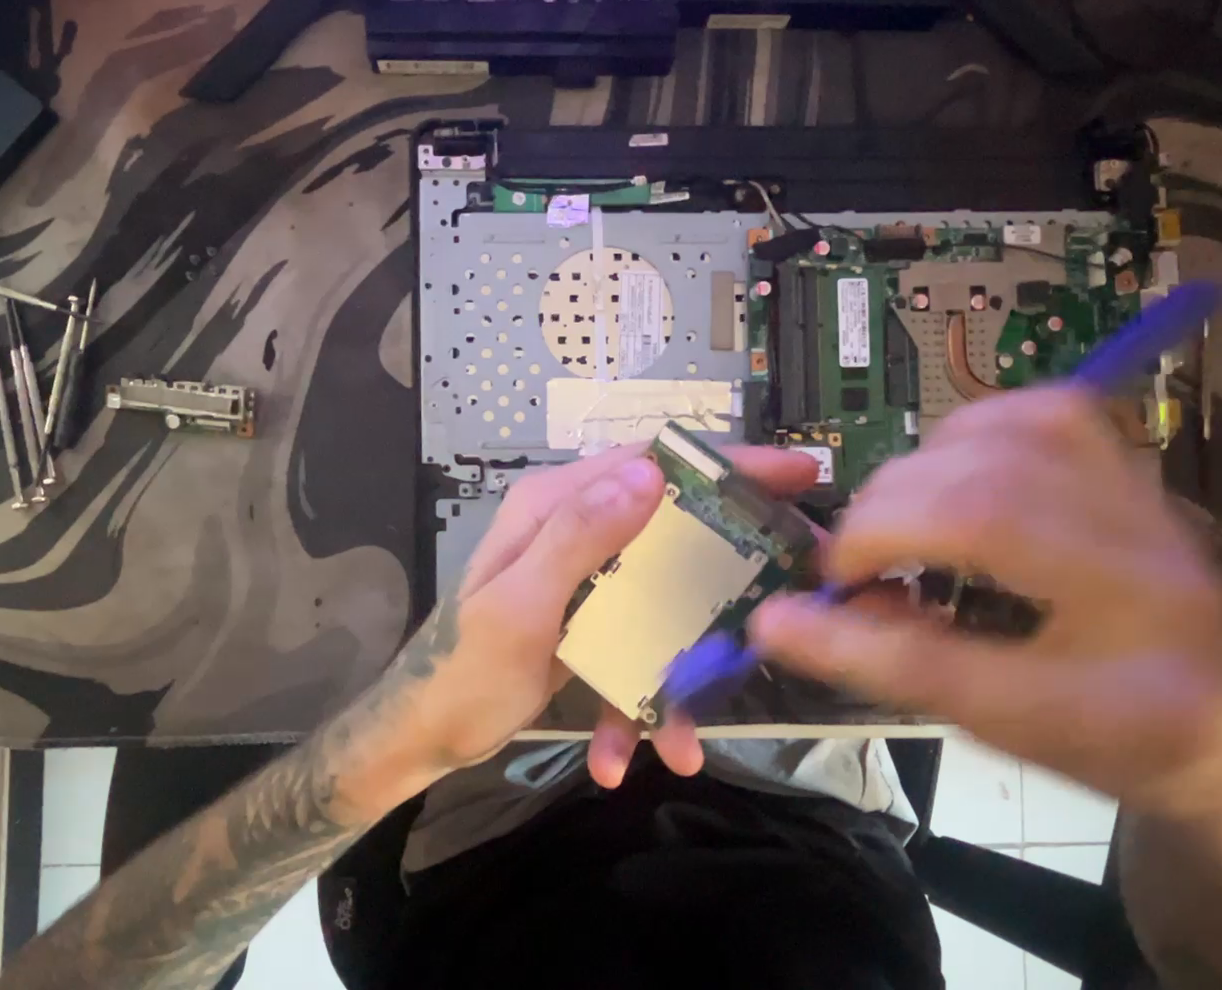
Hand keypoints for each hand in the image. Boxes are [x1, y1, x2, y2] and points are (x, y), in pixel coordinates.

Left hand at [371, 442, 821, 794]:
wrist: (424, 734)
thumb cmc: (462, 671)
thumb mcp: (518, 606)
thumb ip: (577, 537)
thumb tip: (649, 475)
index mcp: (553, 507)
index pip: (648, 464)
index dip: (722, 464)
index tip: (792, 475)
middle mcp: (574, 531)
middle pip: (670, 528)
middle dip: (731, 563)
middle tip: (797, 578)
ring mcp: (584, 580)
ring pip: (662, 598)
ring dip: (683, 662)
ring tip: (694, 730)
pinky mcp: (590, 622)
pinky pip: (635, 646)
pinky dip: (639, 701)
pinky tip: (621, 757)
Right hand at [749, 388, 1221, 830]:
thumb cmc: (1107, 742)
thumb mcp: (994, 726)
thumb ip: (885, 666)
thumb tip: (777, 619)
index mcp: (1132, 651)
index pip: (976, 617)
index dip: (876, 571)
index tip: (821, 591)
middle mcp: (1152, 560)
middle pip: (988, 503)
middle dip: (885, 520)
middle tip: (854, 564)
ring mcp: (1150, 504)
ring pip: (1018, 435)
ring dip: (925, 470)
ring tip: (900, 520)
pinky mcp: (1135, 472)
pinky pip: (1047, 412)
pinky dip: (975, 430)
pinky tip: (951, 471)